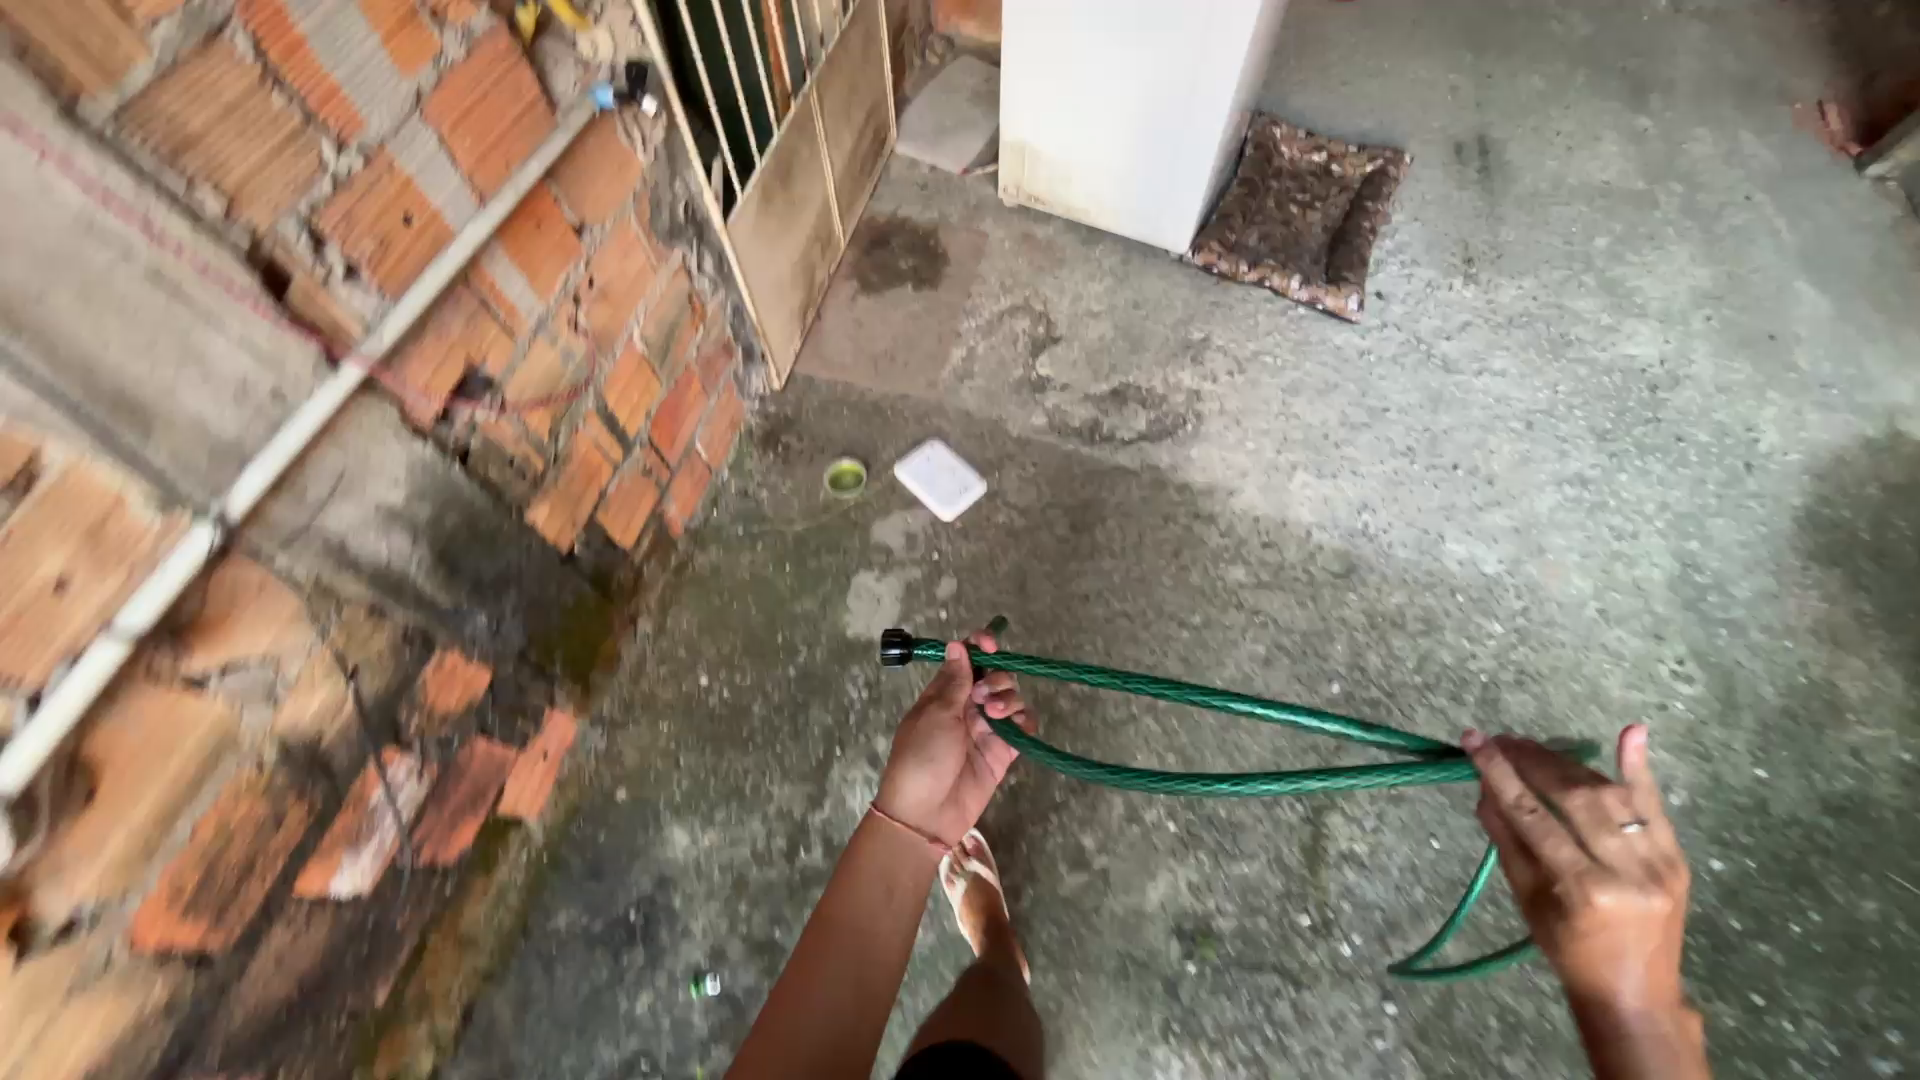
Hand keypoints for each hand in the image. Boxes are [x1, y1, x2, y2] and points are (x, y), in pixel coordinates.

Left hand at [874, 629, 1034, 846]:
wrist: (926, 813)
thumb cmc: (922, 757)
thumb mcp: (935, 714)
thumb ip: (954, 681)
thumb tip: (957, 644)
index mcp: (943, 694)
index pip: (966, 660)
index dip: (980, 647)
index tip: (991, 644)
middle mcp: (966, 707)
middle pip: (993, 677)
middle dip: (996, 677)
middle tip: (984, 696)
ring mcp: (986, 729)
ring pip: (1010, 699)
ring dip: (1008, 698)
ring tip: (994, 714)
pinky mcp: (1002, 752)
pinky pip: (1021, 728)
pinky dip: (1024, 721)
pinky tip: (1015, 726)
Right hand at [1463, 725, 1691, 1017]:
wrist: (1636, 990)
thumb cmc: (1566, 946)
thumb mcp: (1524, 896)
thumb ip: (1506, 837)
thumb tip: (1484, 784)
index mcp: (1583, 887)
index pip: (1532, 814)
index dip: (1498, 772)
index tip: (1473, 739)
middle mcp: (1628, 870)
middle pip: (1574, 797)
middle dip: (1531, 761)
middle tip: (1500, 740)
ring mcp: (1661, 863)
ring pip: (1609, 795)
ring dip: (1565, 763)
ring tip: (1530, 746)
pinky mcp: (1678, 859)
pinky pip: (1656, 806)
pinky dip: (1639, 767)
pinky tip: (1631, 731)